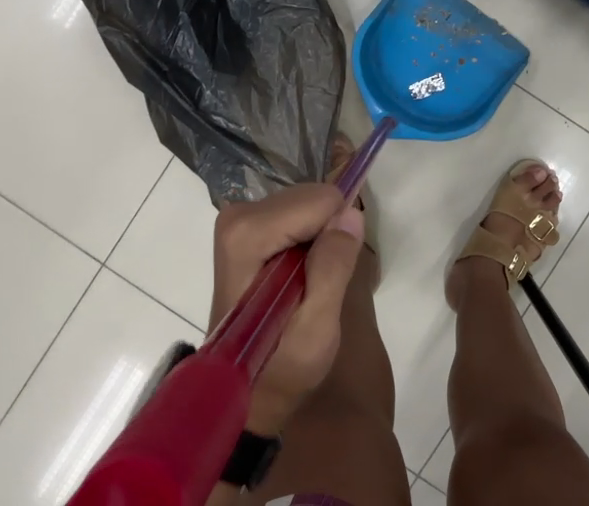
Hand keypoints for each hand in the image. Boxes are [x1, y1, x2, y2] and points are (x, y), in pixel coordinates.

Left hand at [209, 183, 364, 433]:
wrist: (248, 390)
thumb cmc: (282, 365)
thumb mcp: (316, 330)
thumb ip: (333, 269)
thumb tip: (351, 214)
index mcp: (247, 235)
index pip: (320, 201)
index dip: (336, 238)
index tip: (328, 276)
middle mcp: (237, 216)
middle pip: (312, 198)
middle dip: (326, 236)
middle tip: (317, 283)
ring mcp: (239, 219)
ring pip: (309, 202)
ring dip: (318, 240)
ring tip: (305, 283)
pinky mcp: (246, 225)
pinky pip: (299, 212)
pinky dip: (309, 240)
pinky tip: (297, 274)